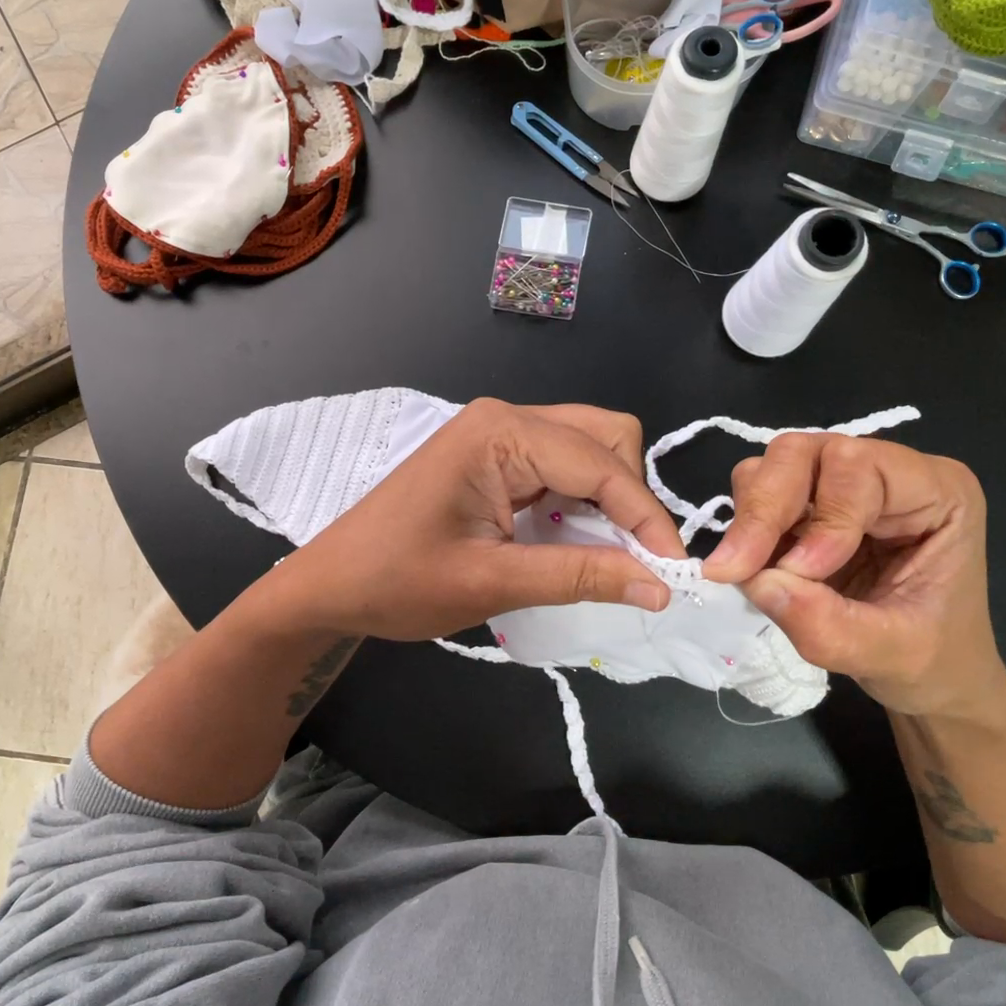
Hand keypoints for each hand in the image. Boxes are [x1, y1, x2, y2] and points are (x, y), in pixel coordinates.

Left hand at [276, 399, 687, 640]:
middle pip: (606, 438)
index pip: (603, 463)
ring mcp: (499, 435)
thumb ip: (580, 577)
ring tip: (610, 560)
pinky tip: (577, 544)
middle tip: (636, 562)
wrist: (330, 584)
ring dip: (610, 502)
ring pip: (590, 450)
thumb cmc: (397, 582)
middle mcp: (506, 419)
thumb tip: (659, 587)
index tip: (674, 574)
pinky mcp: (496, 459)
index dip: (646, 518)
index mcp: (501, 433)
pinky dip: (583, 504)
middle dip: (631, 498)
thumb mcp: (493, 582)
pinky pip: (563, 468)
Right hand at [701, 433, 1005, 716]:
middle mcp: (888, 473)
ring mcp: (841, 486)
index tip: (801, 573)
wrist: (933, 678)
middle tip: (734, 569)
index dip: (823, 516)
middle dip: (766, 509)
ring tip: (744, 571)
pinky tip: (752, 570)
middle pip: (803, 453)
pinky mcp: (809, 507)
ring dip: (751, 518)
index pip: (858, 466)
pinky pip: (760, 495)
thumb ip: (829, 625)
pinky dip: (745, 532)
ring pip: (773, 467)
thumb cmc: (933, 662)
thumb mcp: (892, 654)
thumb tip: (758, 583)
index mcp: (937, 492)